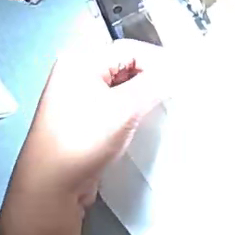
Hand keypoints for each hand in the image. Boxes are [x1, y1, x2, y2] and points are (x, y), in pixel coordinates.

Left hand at [0, 39, 166, 234]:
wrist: (52, 185)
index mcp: (80, 62)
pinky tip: (140, 124)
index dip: (159, 61)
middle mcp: (75, 75)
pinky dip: (130, 110)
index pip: (130, 49)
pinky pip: (113, 105)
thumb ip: (156, 84)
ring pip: (121, 87)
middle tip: (174, 93)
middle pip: (125, 65)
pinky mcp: (82, 120)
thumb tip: (177, 71)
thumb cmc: (80, 143)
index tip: (182, 77)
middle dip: (152, 78)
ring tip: (159, 109)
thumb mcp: (126, 108)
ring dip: (142, 96)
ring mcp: (77, 98)